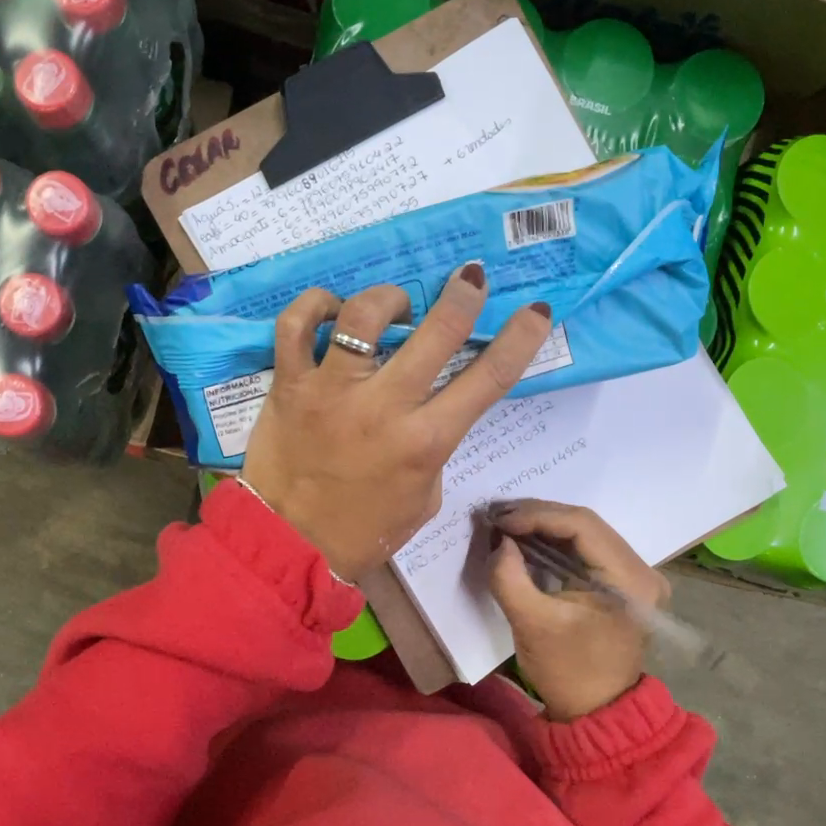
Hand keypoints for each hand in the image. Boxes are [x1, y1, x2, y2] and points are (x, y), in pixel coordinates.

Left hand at [241, 264, 551, 581]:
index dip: (520, 340)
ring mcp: (332, 391)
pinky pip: (295, 326)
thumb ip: (433, 449)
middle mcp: (384, 407)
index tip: (536, 311)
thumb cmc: (363, 530)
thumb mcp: (424, 498)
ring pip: (363, 316)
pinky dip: (313, 306)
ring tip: (395, 305)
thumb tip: (431, 408)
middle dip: (463, 297)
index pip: (487, 380)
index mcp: (426, 442)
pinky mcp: (290, 385)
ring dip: (389, 298)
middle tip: (469, 279)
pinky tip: (330, 308)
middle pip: (436, 332)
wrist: (289, 546)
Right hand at [489, 501, 669, 721]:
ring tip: (506, 525)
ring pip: (584, 532)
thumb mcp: (530, 624)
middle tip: (497, 516)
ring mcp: (635, 575)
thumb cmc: (566, 671)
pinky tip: (526, 540)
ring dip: (544, 526)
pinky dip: (554, 542)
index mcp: (630, 579)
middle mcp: (642, 569)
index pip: (582, 525)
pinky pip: (586, 549)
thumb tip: (500, 540)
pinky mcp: (622, 582)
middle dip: (538, 516)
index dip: (536, 515)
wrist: (596, 711)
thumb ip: (509, 576)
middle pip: (585, 524)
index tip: (499, 519)